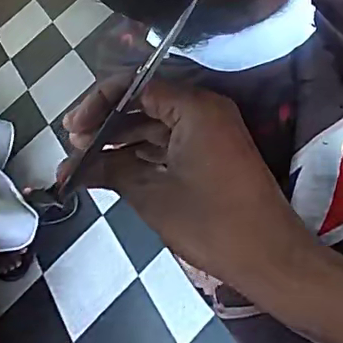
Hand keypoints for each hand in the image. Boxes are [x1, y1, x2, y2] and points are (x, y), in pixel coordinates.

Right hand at [59, 77, 317, 288]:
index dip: (99, 103)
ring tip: (82, 161)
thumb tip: (72, 167)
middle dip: (105, 122)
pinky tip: (110, 169)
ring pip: (153, 123)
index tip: (72, 129)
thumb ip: (110, 171)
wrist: (270, 258)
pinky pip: (168, 140)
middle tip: (72, 145)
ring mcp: (209, 129)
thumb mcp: (153, 195)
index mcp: (195, 106)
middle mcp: (204, 108)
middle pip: (143, 101)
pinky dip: (140, 153)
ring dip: (119, 140)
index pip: (136, 85)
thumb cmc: (213, 224)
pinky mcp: (211, 150)